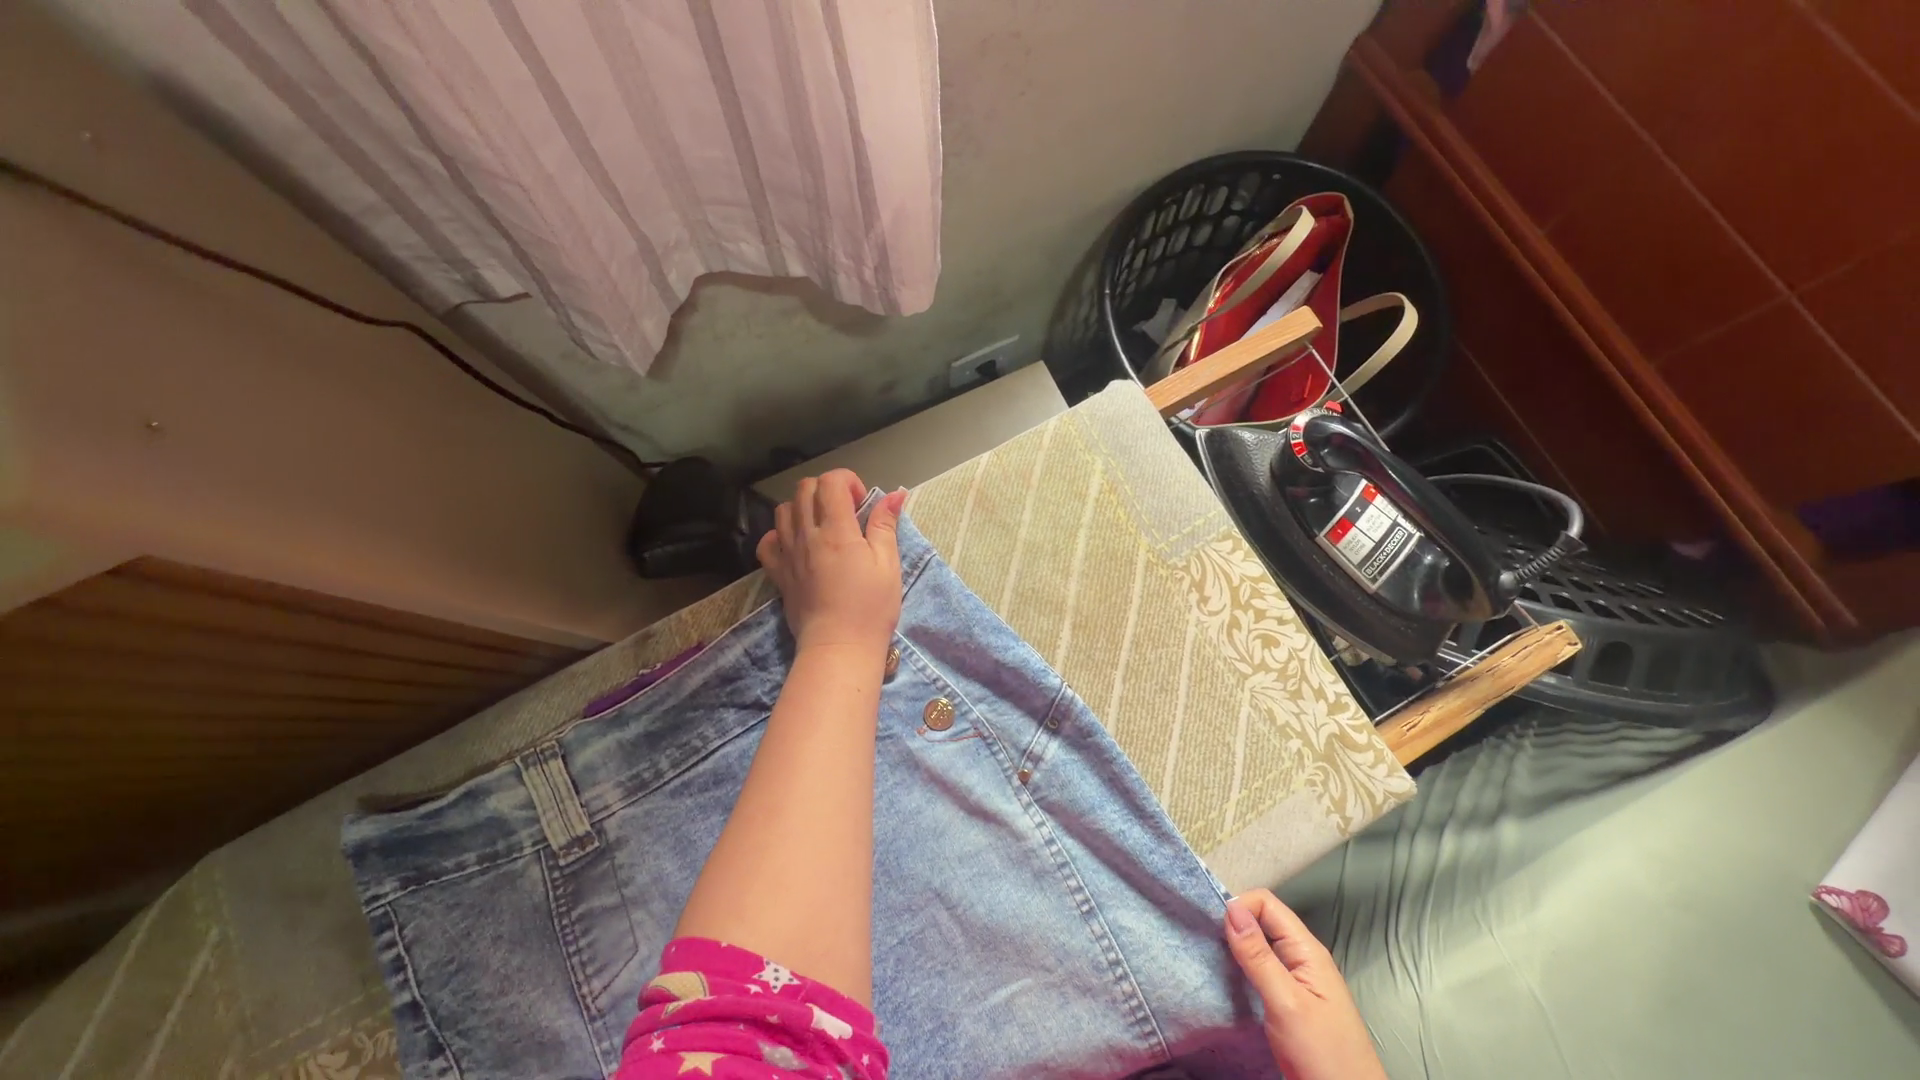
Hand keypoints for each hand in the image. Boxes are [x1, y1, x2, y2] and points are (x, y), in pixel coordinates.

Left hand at [756, 469, 905, 653]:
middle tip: (845, 510)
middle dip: (826, 489)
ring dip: (803, 507)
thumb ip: (885, 525)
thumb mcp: (888, 564)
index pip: (831, 482)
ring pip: (784, 510)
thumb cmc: (871, 607)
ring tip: (822, 525)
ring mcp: (789, 554)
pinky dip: (779, 535)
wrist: (839, 645)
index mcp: (837, 530)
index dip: (847, 481)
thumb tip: (894, 494)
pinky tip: (796, 543)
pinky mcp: (779, 574)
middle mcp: (808, 535)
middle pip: (805, 489)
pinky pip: (767, 543)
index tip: (861, 502)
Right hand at [1225, 889, 1386, 1079]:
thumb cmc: (1324, 1054)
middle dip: (1233, 926)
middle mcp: (1301, 958)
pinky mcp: (1287, 1001)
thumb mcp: (1286, 1002)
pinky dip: (1240, 969)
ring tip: (1210, 960)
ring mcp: (1295, 981)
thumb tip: (1232, 908)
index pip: (1267, 904)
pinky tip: (1225, 981)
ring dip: (1235, 948)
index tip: (1213, 928)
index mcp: (1306, 950)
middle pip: (1262, 922)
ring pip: (1259, 947)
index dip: (1239, 907)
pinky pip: (1259, 971)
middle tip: (1206, 944)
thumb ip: (1258, 955)